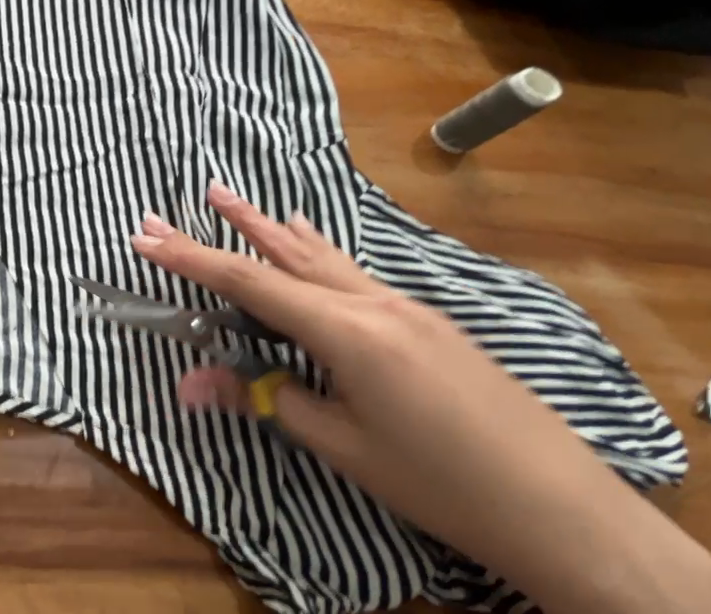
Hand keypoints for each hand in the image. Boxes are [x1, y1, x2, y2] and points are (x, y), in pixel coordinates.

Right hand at [132, 182, 710, 613]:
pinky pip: (353, 271)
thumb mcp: (340, 445)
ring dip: (270, 227)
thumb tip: (187, 383)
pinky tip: (310, 239)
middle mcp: (374, 304)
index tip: (144, 235)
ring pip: (322, 255)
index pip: (248, 281)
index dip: (189, 257)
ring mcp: (407, 308)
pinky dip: (316, 249)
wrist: (566, 511)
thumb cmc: (439, 483)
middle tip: (182, 199)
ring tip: (231, 197)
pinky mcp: (429, 323)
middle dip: (227, 226)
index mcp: (347, 331)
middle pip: (284, 253)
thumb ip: (265, 398)